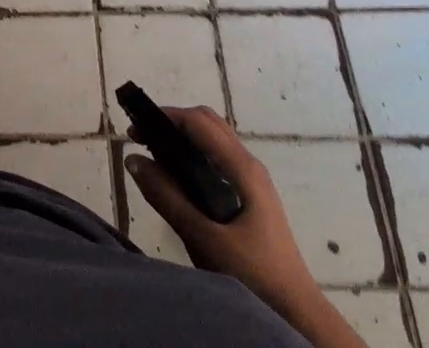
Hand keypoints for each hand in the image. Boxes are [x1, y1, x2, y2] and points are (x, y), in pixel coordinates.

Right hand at [126, 106, 321, 316]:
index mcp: (243, 169)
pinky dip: (193, 155)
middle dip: (172, 122)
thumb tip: (133, 159)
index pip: (199, 122)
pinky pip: (217, 160)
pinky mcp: (250, 196)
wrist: (295, 311)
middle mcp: (249, 166)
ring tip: (153, 158)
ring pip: (213, 140)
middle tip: (141, 141)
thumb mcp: (203, 238)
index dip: (165, 117)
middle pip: (208, 123)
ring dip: (182, 138)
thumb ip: (167, 198)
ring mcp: (252, 180)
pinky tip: (177, 180)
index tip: (134, 130)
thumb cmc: (252, 274)